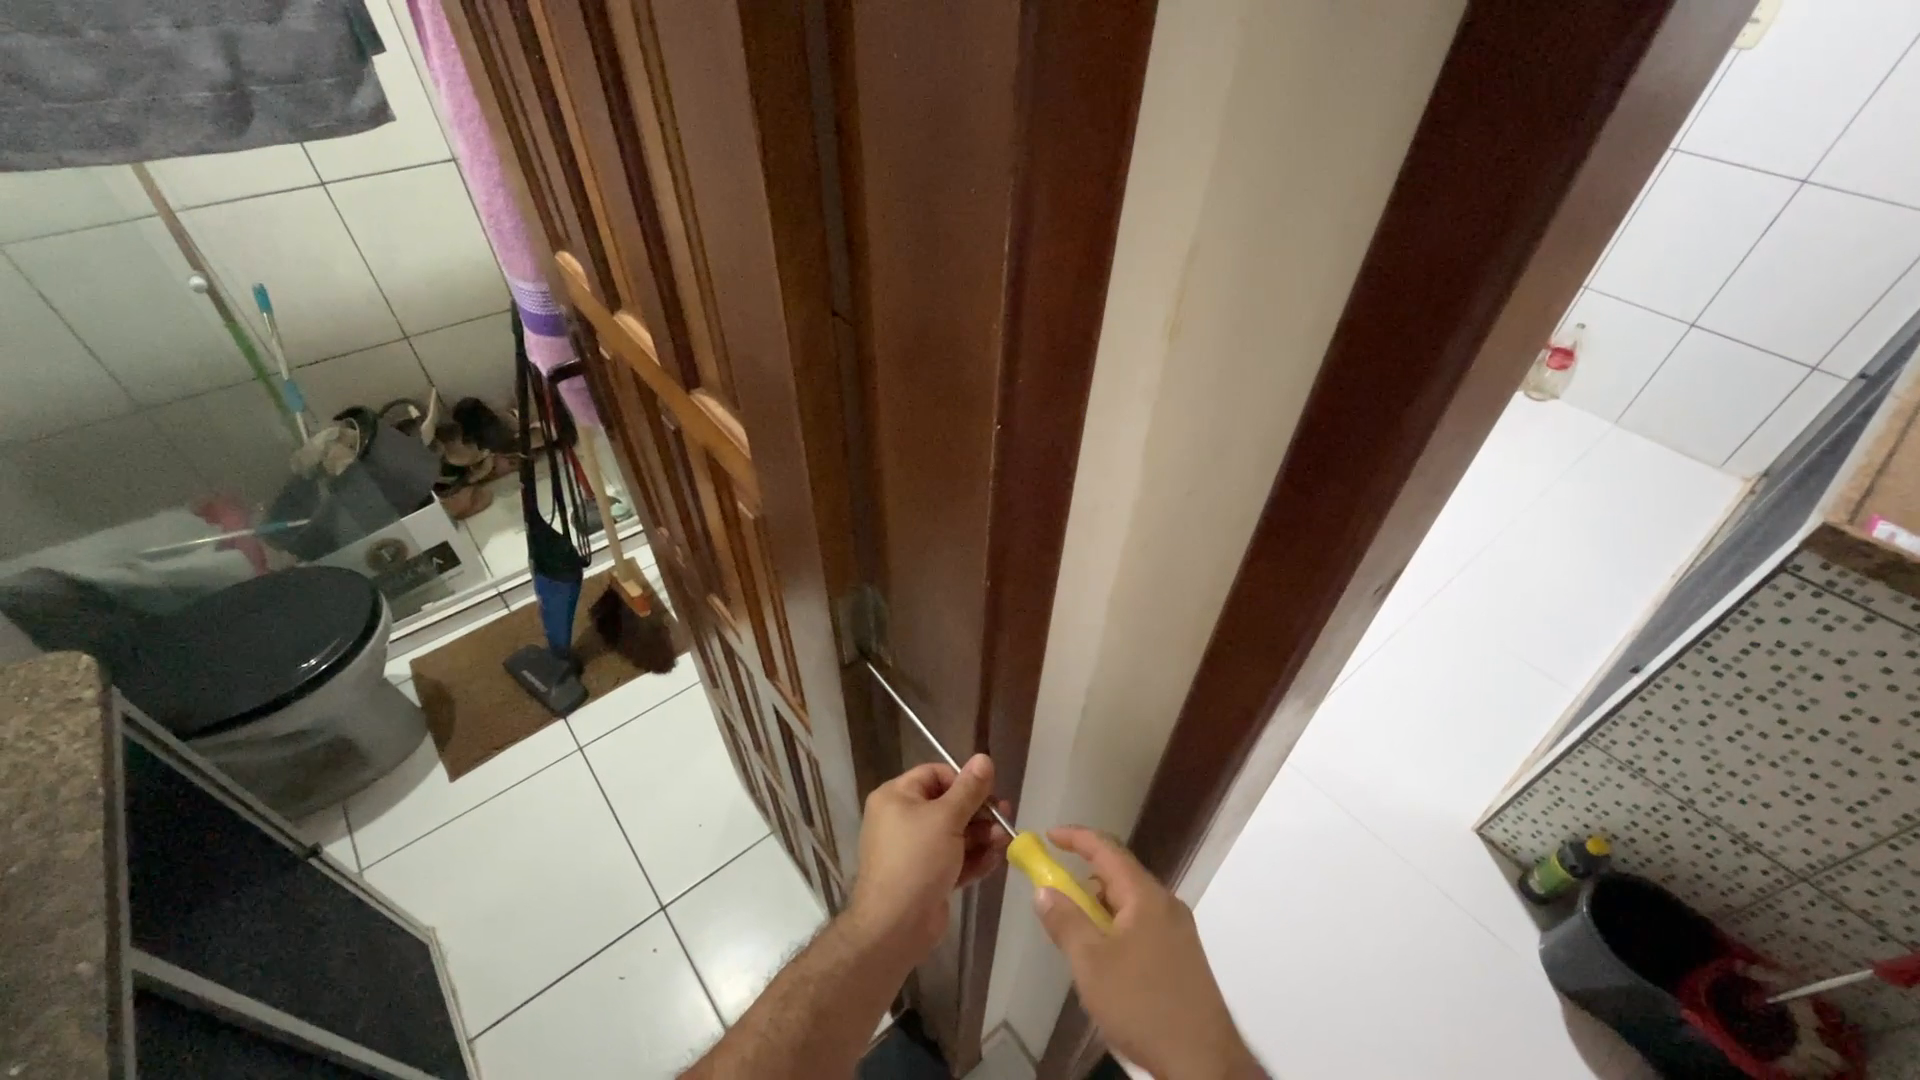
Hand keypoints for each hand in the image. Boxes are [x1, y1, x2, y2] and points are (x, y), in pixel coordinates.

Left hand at [848, 755, 1011, 956]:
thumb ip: (969, 789)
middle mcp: (902, 820)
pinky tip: (998, 859)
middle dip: (979, 812)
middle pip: (948, 805)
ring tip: (1005, 840)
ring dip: (982, 836)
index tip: (988, 792)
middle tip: (1005, 816)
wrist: (895, 926)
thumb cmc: (916, 860)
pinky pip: (954, 859)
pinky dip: (974, 858)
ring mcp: (914, 851)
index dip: (963, 780)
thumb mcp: (946, 818)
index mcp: (896, 797)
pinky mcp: (926, 877)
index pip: (934, 775)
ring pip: (954, 834)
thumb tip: (984, 757)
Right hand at [1033, 827, 1260, 1079]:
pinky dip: (1115, 931)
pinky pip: (1141, 927)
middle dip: (1083, 880)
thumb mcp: (1091, 963)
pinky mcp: (1182, 957)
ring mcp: (1178, 931)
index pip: (1107, 849)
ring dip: (1098, 911)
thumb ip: (1066, 921)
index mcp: (1146, 896)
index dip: (1075, 838)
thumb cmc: (1142, 1005)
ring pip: (1129, 905)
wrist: (1203, 1062)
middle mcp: (1166, 905)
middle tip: (1056, 900)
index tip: (1046, 837)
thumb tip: (1045, 889)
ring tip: (1078, 943)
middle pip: (1119, 876)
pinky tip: (1105, 966)